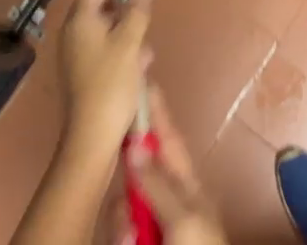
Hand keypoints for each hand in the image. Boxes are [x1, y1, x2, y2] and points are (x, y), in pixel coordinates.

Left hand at [59, 0, 151, 154]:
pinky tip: (138, 67)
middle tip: (140, 7)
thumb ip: (136, 15)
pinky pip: (104, 53)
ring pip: (104, 33)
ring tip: (144, 46)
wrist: (92, 136)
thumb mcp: (130, 45)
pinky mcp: (83, 75)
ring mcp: (75, 56)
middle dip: (120, 7)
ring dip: (124, 34)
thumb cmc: (110, 84)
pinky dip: (121, 53)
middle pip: (97, 8)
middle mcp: (73, 34)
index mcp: (80, 21)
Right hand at [119, 90, 228, 244]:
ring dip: (121, 220)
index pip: (167, 139)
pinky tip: (128, 244)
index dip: (155, 111)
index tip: (142, 79)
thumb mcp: (185, 218)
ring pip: (122, 202)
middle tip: (125, 193)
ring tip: (131, 239)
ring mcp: (153, 220)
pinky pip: (119, 228)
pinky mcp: (140, 239)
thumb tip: (132, 143)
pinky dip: (121, 237)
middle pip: (134, 171)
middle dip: (125, 185)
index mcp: (187, 184)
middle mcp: (167, 197)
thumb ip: (157, 183)